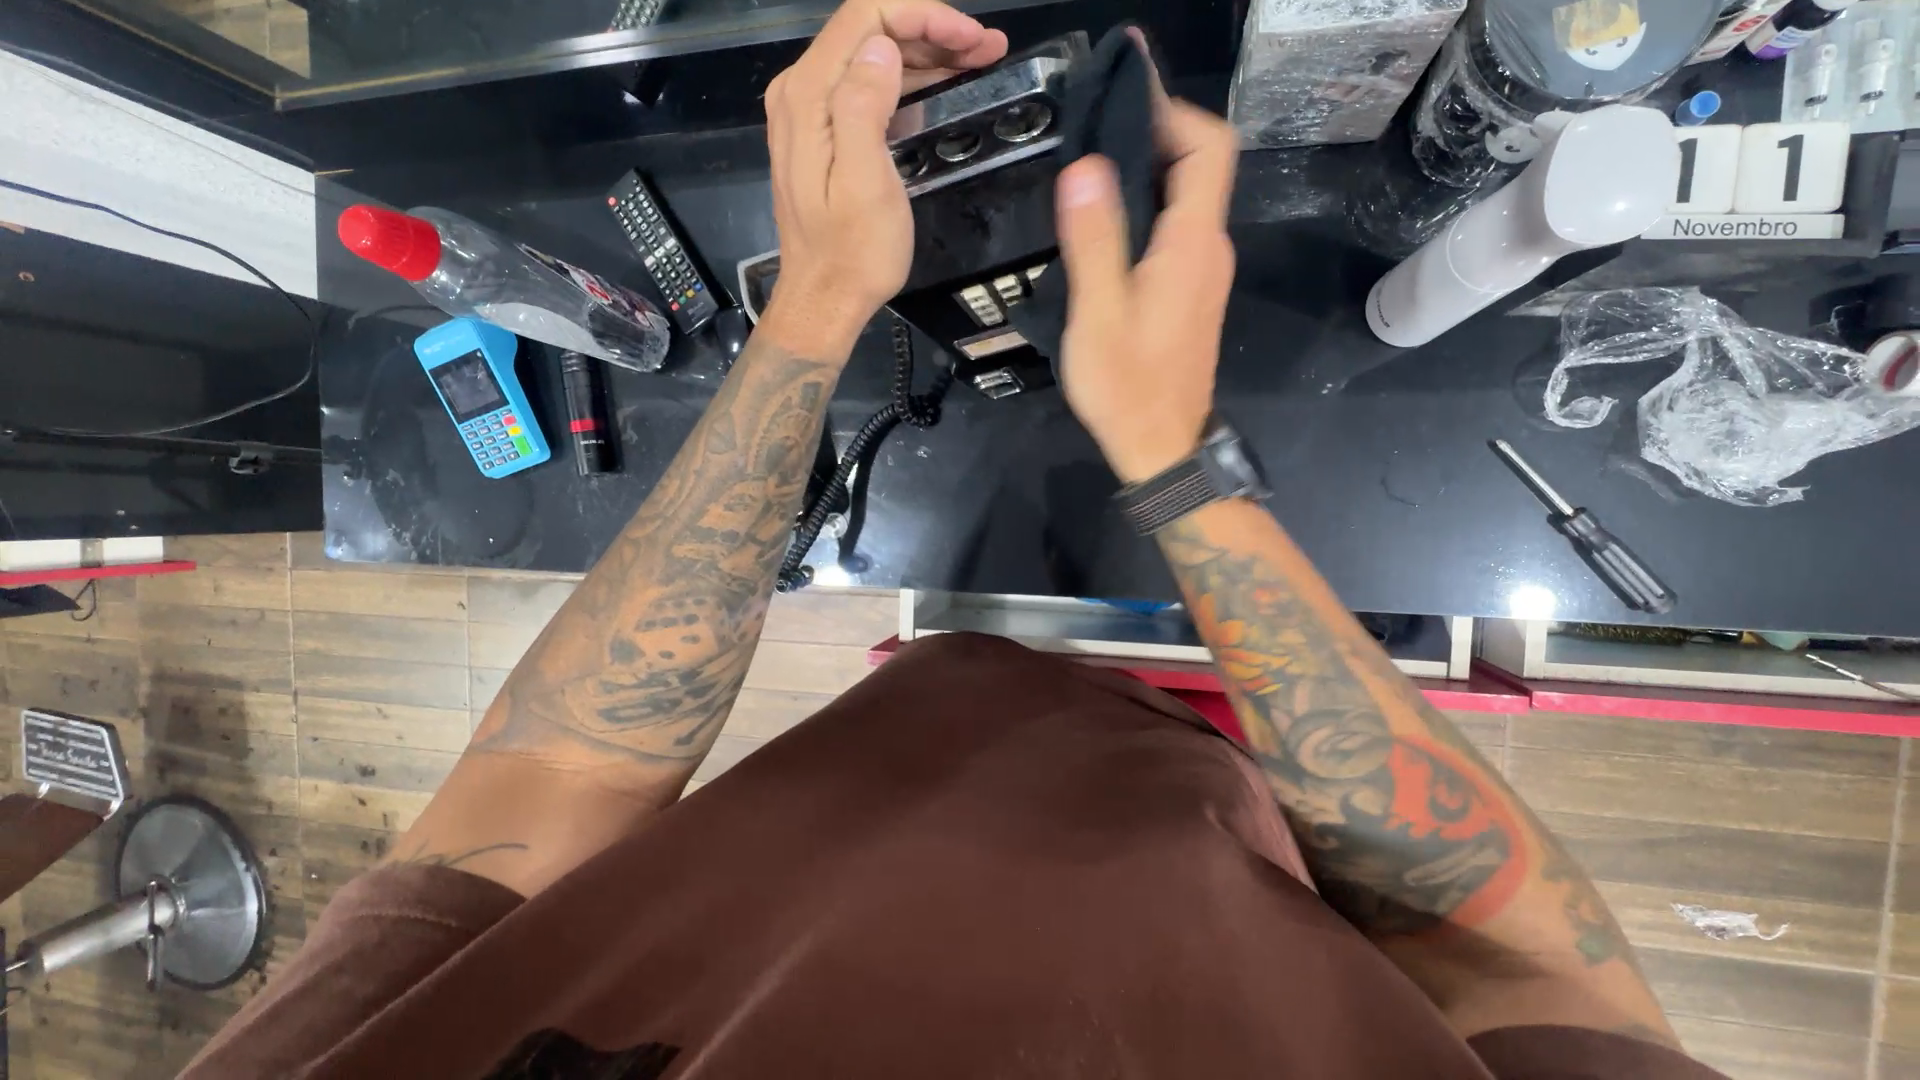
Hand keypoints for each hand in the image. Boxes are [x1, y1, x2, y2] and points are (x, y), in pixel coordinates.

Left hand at [759, 0, 1007, 358]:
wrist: (824, 300)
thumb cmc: (853, 254)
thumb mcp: (865, 185)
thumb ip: (864, 108)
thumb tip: (882, 50)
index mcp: (809, 97)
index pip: (866, 17)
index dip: (925, 15)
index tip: (974, 39)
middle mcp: (800, 92)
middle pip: (869, 30)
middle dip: (931, 29)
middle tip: (989, 48)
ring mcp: (808, 113)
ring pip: (870, 56)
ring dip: (925, 52)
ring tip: (979, 59)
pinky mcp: (822, 134)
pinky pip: (866, 87)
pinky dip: (907, 80)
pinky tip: (941, 85)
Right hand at [1055, 97, 1238, 483]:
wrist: (1162, 448)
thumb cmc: (1127, 388)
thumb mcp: (1098, 315)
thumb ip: (1094, 241)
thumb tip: (1087, 167)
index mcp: (1192, 245)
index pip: (1208, 148)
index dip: (1171, 114)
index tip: (1119, 111)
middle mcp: (1209, 250)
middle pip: (1198, 168)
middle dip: (1151, 138)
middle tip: (1089, 137)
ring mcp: (1203, 273)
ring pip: (1184, 201)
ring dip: (1144, 176)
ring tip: (1087, 177)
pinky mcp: (1190, 293)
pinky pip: (1174, 232)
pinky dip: (1146, 212)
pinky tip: (1103, 229)